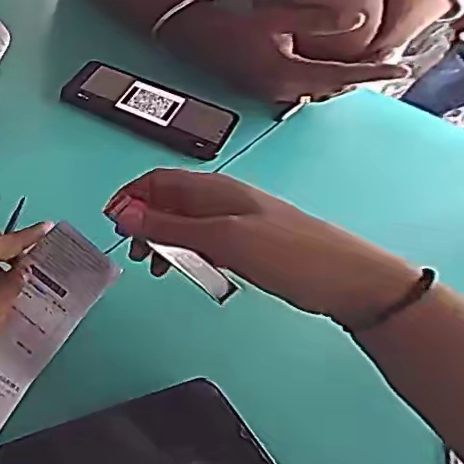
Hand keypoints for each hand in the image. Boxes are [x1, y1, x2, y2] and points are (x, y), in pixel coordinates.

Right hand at [105, 170, 416, 328]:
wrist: (352, 283)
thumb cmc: (293, 255)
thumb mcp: (222, 239)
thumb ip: (169, 226)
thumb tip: (125, 214)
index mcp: (214, 189)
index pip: (155, 180)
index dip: (128, 198)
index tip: (112, 223)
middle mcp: (221, 199)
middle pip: (165, 201)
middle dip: (142, 223)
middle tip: (136, 252)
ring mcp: (234, 220)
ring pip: (182, 223)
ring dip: (162, 240)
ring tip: (160, 266)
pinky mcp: (245, 242)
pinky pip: (201, 240)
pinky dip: (186, 253)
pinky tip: (190, 270)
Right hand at [170, 4, 407, 102]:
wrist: (195, 38)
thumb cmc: (231, 26)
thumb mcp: (277, 17)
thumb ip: (318, 20)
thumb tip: (358, 20)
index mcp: (286, 72)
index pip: (341, 75)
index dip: (373, 72)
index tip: (399, 69)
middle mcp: (280, 89)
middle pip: (332, 90)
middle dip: (361, 79)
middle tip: (387, 66)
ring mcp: (269, 93)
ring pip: (317, 94)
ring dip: (341, 84)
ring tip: (364, 70)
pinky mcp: (262, 91)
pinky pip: (301, 94)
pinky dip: (320, 85)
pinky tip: (328, 75)